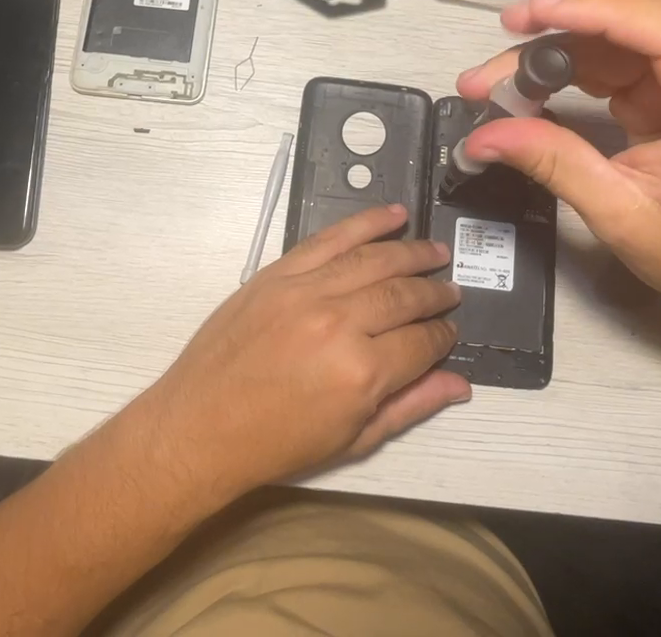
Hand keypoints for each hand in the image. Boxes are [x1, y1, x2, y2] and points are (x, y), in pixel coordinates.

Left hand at [134, 205, 468, 496]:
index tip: (449, 331)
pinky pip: (330, 238)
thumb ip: (411, 406)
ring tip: (436, 252)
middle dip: (434, 293)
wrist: (200, 426)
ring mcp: (307, 291)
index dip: (443, 336)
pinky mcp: (278, 272)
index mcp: (362, 373)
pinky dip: (366, 222)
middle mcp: (340, 322)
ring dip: (411, 252)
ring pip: (375, 259)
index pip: (423, 341)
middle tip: (450, 290)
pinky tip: (394, 215)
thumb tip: (460, 384)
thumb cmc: (277, 444)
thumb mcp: (352, 440)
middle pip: (404, 295)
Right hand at [456, 0, 660, 326]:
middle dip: (578, 4)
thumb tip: (485, 137)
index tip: (536, 14)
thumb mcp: (624, 219)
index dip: (603, 9)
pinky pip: (625, 51)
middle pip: (655, 4)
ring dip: (565, 35)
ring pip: (633, 22)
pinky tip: (534, 78)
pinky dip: (576, 58)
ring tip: (503, 68)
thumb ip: (556, 166)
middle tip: (511, 25)